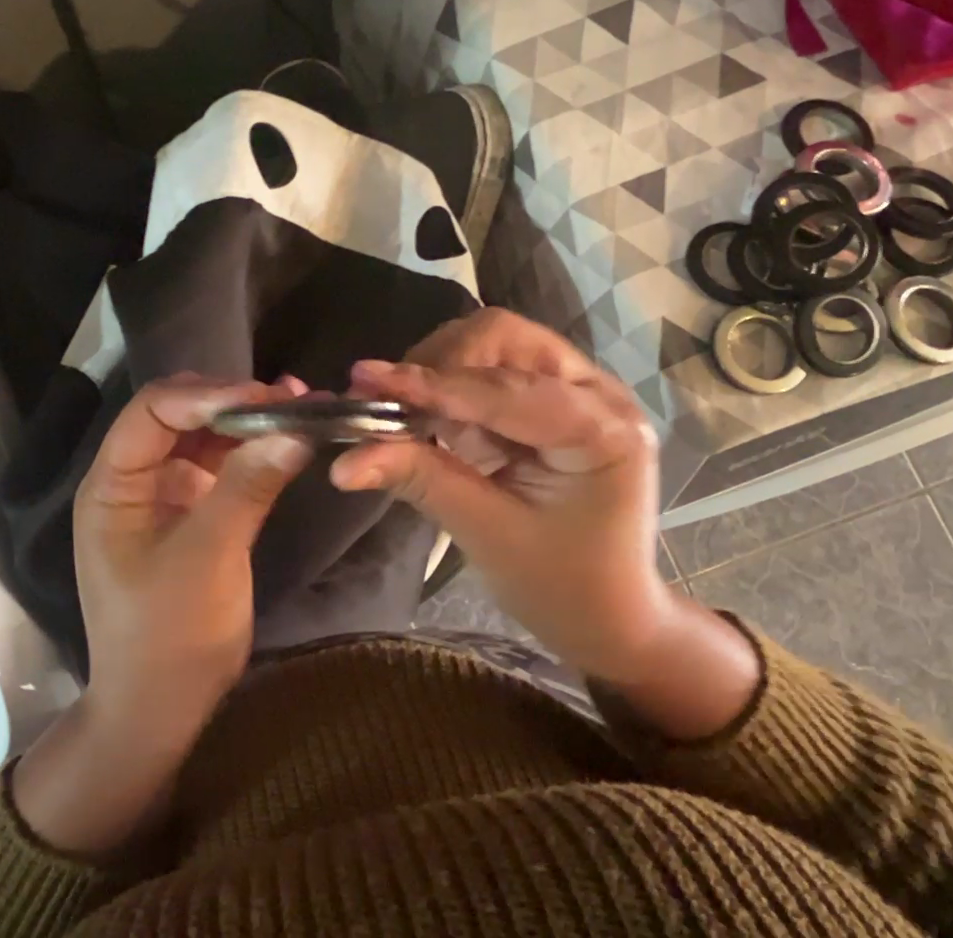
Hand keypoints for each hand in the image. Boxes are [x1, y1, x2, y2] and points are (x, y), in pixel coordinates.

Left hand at [15, 375, 311, 858]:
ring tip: (302, 410)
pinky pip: (220, 471)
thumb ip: (246, 487)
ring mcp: (161, 499)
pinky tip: (288, 444)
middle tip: (293, 399)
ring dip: (247, 424)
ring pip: (202, 440)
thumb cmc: (170, 637)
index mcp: (112, 486)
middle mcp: (132, 482)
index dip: (209, 396)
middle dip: (232, 403)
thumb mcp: (208, 558)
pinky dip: (252, 455)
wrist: (161, 709)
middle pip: (178, 418)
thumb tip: (296, 428)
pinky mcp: (190, 518)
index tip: (269, 398)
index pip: (153, 412)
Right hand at [332, 308, 758, 737]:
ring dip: (443, 370)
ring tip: (408, 414)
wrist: (608, 613)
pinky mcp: (555, 398)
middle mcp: (600, 394)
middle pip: (504, 338)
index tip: (363, 379)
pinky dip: (454, 386)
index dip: (428, 383)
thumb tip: (343, 462)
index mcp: (603, 432)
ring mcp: (581, 390)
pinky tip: (430, 418)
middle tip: (388, 402)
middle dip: (439, 363)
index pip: (502, 388)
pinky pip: (494, 369)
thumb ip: (421, 481)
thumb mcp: (487, 534)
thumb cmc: (560, 587)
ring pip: (496, 344)